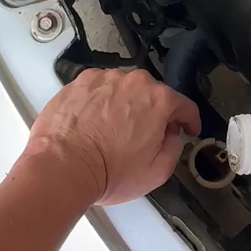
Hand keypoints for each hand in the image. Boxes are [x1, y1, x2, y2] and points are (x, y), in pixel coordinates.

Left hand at [22, 69, 199, 208]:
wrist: (61, 168)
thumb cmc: (108, 172)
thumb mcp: (158, 171)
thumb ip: (175, 147)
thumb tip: (172, 136)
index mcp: (159, 100)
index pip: (184, 105)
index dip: (189, 120)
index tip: (187, 128)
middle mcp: (134, 82)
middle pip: (152, 94)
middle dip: (152, 113)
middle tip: (143, 137)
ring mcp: (104, 79)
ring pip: (124, 90)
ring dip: (124, 106)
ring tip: (112, 132)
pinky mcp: (79, 83)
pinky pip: (98, 89)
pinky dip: (99, 103)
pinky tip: (93, 124)